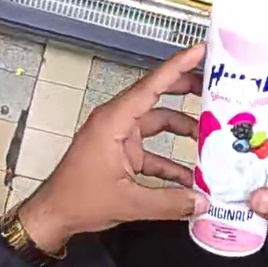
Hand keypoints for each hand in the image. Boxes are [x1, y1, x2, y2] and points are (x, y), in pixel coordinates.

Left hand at [17, 44, 206, 253]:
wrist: (54, 215)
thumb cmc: (77, 200)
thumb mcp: (129, 202)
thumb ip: (170, 202)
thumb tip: (201, 201)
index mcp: (113, 122)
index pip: (151, 86)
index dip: (177, 66)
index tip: (199, 51)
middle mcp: (116, 123)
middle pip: (156, 97)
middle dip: (185, 90)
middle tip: (213, 86)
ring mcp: (118, 137)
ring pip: (157, 123)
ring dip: (182, 128)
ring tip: (209, 134)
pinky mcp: (120, 153)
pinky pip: (152, 150)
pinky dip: (170, 160)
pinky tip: (190, 175)